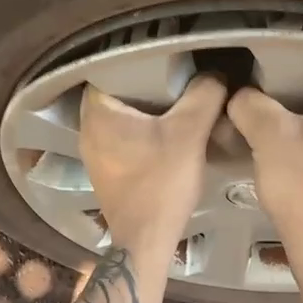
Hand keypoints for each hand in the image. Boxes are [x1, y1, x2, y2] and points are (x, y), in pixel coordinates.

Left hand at [78, 74, 226, 259]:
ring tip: (175, 107)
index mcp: (98, 112)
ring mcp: (94, 156)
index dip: (140, 59)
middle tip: (176, 81)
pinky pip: (123, 142)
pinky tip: (165, 139)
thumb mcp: (190, 133)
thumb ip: (204, 95)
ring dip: (146, 114)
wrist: (145, 243)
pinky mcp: (106, 175)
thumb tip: (215, 74)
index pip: (111, 65)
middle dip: (147, 87)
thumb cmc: (160, 186)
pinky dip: (141, 137)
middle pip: (118, 94)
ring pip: (121, 120)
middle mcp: (87, 131)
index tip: (166, 60)